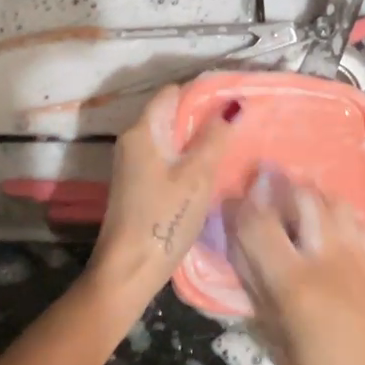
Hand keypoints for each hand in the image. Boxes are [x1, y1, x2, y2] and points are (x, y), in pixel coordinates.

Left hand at [84, 84, 236, 314]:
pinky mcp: (137, 184)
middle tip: (237, 128)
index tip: (232, 104)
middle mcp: (132, 140)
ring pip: (169, 139)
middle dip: (201, 118)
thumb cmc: (163, 219)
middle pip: (170, 115)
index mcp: (142, 131)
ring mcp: (132, 163)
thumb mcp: (196, 177)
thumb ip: (214, 138)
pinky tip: (207, 174)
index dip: (202, 94)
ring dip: (195, 141)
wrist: (127, 270)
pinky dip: (185, 160)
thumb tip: (233, 104)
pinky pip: (165, 158)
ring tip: (229, 148)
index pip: (172, 93)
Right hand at [226, 175, 364, 364]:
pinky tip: (325, 227)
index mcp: (296, 283)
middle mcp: (325, 257)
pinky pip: (352, 220)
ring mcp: (355, 255)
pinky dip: (333, 211)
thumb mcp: (287, 360)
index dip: (238, 210)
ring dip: (307, 195)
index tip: (227, 208)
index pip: (259, 225)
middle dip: (276, 190)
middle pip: (300, 197)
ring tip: (291, 210)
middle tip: (258, 199)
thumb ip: (262, 312)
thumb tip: (244, 279)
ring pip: (330, 200)